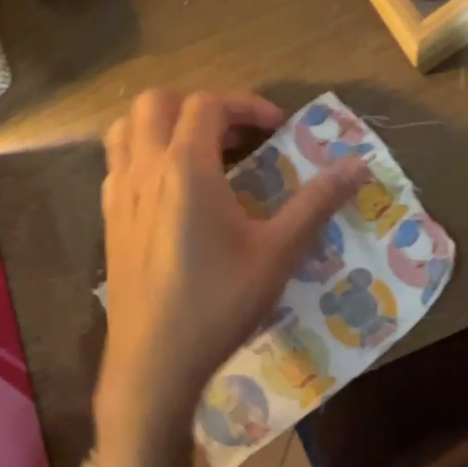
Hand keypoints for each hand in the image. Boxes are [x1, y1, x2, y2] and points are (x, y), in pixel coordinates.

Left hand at [96, 90, 366, 466]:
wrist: (153, 363)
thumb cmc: (218, 304)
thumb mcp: (277, 253)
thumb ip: (316, 203)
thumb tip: (358, 165)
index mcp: (184, 168)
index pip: (208, 104)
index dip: (246, 103)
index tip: (278, 127)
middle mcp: (144, 170)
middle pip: (158, 103)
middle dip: (200, 104)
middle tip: (237, 132)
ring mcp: (119, 195)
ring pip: (127, 129)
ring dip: (164, 124)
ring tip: (201, 150)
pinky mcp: (109, 222)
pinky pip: (117, 164)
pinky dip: (144, 154)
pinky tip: (172, 190)